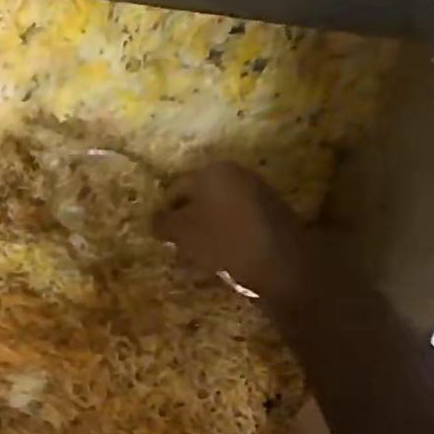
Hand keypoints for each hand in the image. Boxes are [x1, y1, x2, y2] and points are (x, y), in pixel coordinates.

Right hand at [154, 162, 307, 301]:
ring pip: (216, 213)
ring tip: (190, 258)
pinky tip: (214, 260)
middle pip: (197, 199)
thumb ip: (163, 223)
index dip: (162, 212)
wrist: (279, 260)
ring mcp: (255, 195)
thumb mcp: (181, 232)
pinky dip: (220, 239)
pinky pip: (233, 225)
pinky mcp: (268, 217)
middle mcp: (236, 176)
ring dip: (201, 233)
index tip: (156, 234)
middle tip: (172, 246)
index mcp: (212, 172)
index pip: (174, 189)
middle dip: (183, 222)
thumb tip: (155, 219)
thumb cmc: (222, 239)